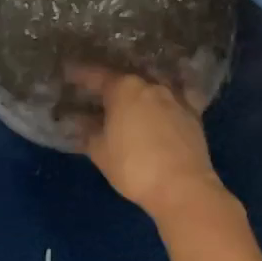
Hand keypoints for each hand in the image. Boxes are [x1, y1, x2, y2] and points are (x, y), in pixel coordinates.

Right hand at [69, 67, 227, 222]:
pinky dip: (166, 99)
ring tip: (127, 100)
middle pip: (124, 79)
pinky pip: (176, 98)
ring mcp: (174, 96)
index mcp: (123, 88)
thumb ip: (87, 131)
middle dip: (109, 84)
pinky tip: (163, 103)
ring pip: (150, 86)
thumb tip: (78, 120)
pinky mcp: (193, 112)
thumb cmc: (134, 167)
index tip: (68, 73)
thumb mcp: (100, 151)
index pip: (95, 75)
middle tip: (95, 92)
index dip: (79, 75)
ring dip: (137, 91)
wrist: (183, 187)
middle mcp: (149, 84)